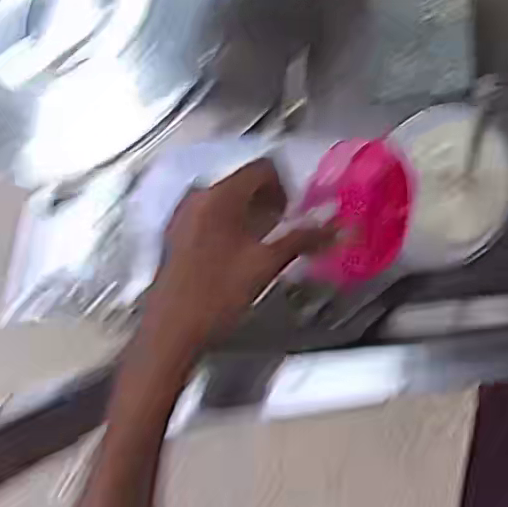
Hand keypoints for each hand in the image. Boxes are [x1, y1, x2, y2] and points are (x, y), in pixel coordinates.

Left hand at [138, 159, 335, 357]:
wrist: (168, 338)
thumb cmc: (218, 293)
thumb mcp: (268, 263)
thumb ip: (305, 238)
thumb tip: (339, 228)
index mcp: (220, 197)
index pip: (263, 168)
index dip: (285, 186)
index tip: (294, 211)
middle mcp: (197, 199)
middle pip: (245, 181)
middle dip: (269, 199)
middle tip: (284, 224)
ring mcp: (182, 218)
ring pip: (228, 199)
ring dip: (251, 211)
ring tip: (263, 239)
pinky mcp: (174, 237)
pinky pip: (211, 214)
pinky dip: (231, 223)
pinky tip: (238, 252)